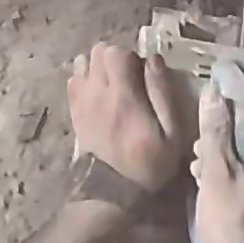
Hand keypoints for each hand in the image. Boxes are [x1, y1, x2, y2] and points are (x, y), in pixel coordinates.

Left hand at [68, 42, 185, 192]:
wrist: (111, 191)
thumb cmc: (148, 163)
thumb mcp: (171, 133)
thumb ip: (162, 93)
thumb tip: (153, 60)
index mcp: (122, 95)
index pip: (116, 51)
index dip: (131, 55)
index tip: (143, 73)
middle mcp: (96, 92)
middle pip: (97, 51)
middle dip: (115, 57)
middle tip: (129, 76)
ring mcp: (81, 101)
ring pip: (81, 62)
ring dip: (97, 66)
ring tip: (112, 83)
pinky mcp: (74, 111)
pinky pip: (73, 81)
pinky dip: (85, 80)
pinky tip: (98, 95)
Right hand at [192, 83, 243, 242]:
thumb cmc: (229, 220)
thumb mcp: (216, 172)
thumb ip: (215, 131)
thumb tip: (212, 90)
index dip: (231, 113)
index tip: (209, 115)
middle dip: (222, 140)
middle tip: (198, 149)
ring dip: (221, 159)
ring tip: (198, 168)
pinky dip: (228, 176)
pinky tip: (206, 183)